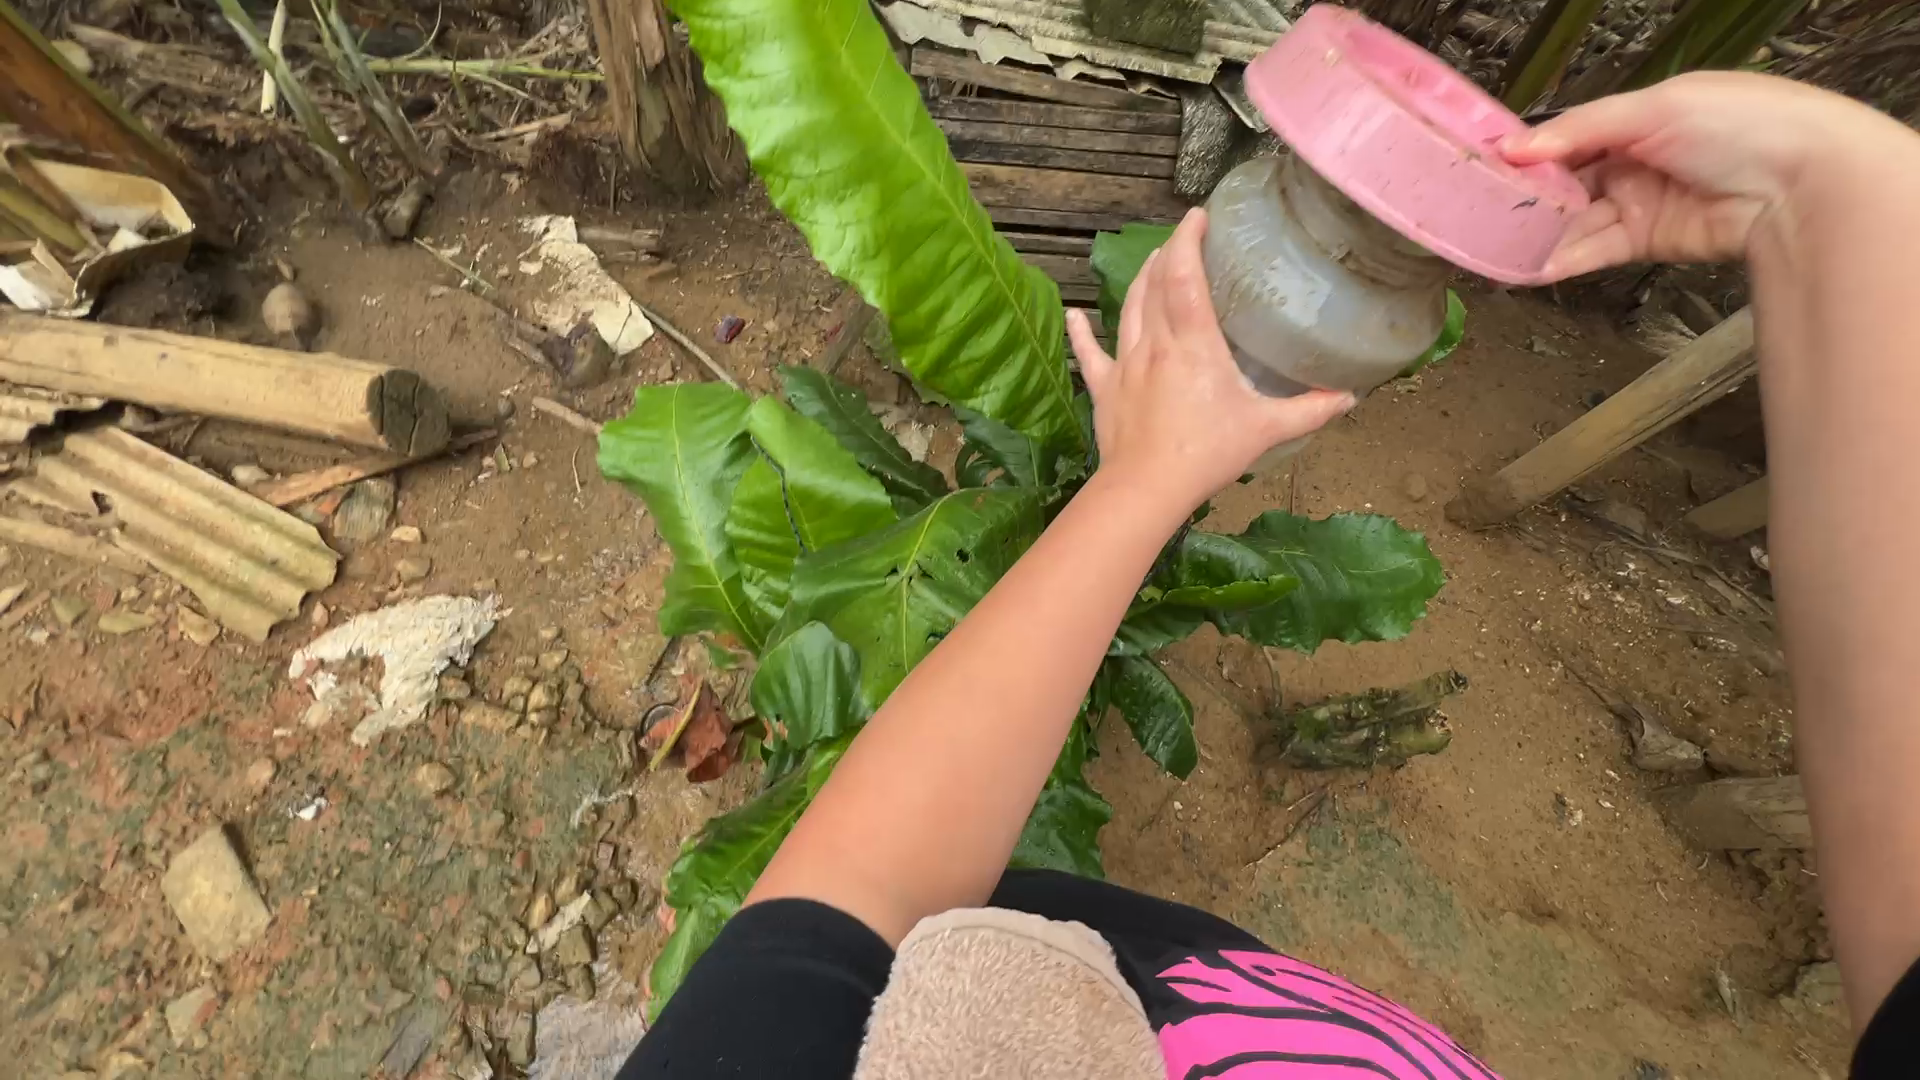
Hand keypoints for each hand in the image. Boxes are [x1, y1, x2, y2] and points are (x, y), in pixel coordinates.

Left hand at [1066, 208, 1352, 515]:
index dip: (1188, 241)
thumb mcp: (1265, 429)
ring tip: (1151, 263)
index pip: (1186, 277)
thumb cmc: (1206, 454)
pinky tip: (1074, 314)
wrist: (1146, 488)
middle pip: (1155, 286)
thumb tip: (1350, 398)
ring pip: (1128, 310)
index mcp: (1193, 344)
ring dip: (1139, 281)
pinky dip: (1080, 332)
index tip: (1197, 216)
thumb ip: (1309, 410)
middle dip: (1167, 255)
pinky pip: (1088, 354)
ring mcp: (1124, 365)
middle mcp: (1154, 344)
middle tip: (1181, 241)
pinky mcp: (1103, 389)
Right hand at [1503, 72, 1901, 279]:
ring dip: (1538, 234)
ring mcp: (1636, 204)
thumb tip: (1512, 149)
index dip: (1531, 153)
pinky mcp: (1640, 241)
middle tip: (1486, 214)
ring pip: (1572, 221)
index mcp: (1641, 120)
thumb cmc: (1742, 126)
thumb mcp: (1657, 108)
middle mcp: (1635, 162)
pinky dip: (1560, 260)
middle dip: (1528, 199)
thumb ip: (1580, 128)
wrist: (1798, 186)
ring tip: (1499, 248)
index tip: (1489, 168)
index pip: (1570, 138)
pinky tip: (1529, 267)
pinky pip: (1589, 252)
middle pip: (1565, 183)